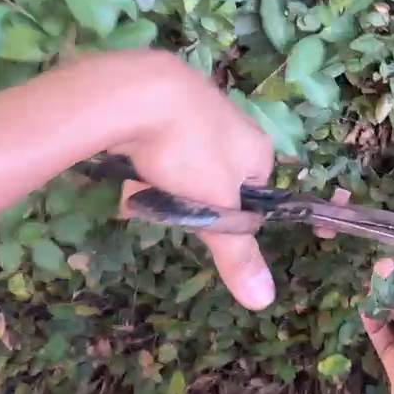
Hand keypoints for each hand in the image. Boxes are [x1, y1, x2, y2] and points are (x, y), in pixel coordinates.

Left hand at [109, 52, 275, 309]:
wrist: (142, 93)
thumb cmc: (189, 149)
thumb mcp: (214, 205)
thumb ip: (236, 251)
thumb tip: (265, 300)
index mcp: (258, 148)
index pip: (250, 195)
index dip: (222, 213)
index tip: (197, 219)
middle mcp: (237, 127)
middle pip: (213, 183)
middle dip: (184, 200)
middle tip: (161, 204)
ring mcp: (203, 112)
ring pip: (183, 167)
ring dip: (160, 186)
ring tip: (137, 188)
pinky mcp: (171, 103)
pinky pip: (162, 146)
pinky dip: (146, 161)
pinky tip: (128, 167)